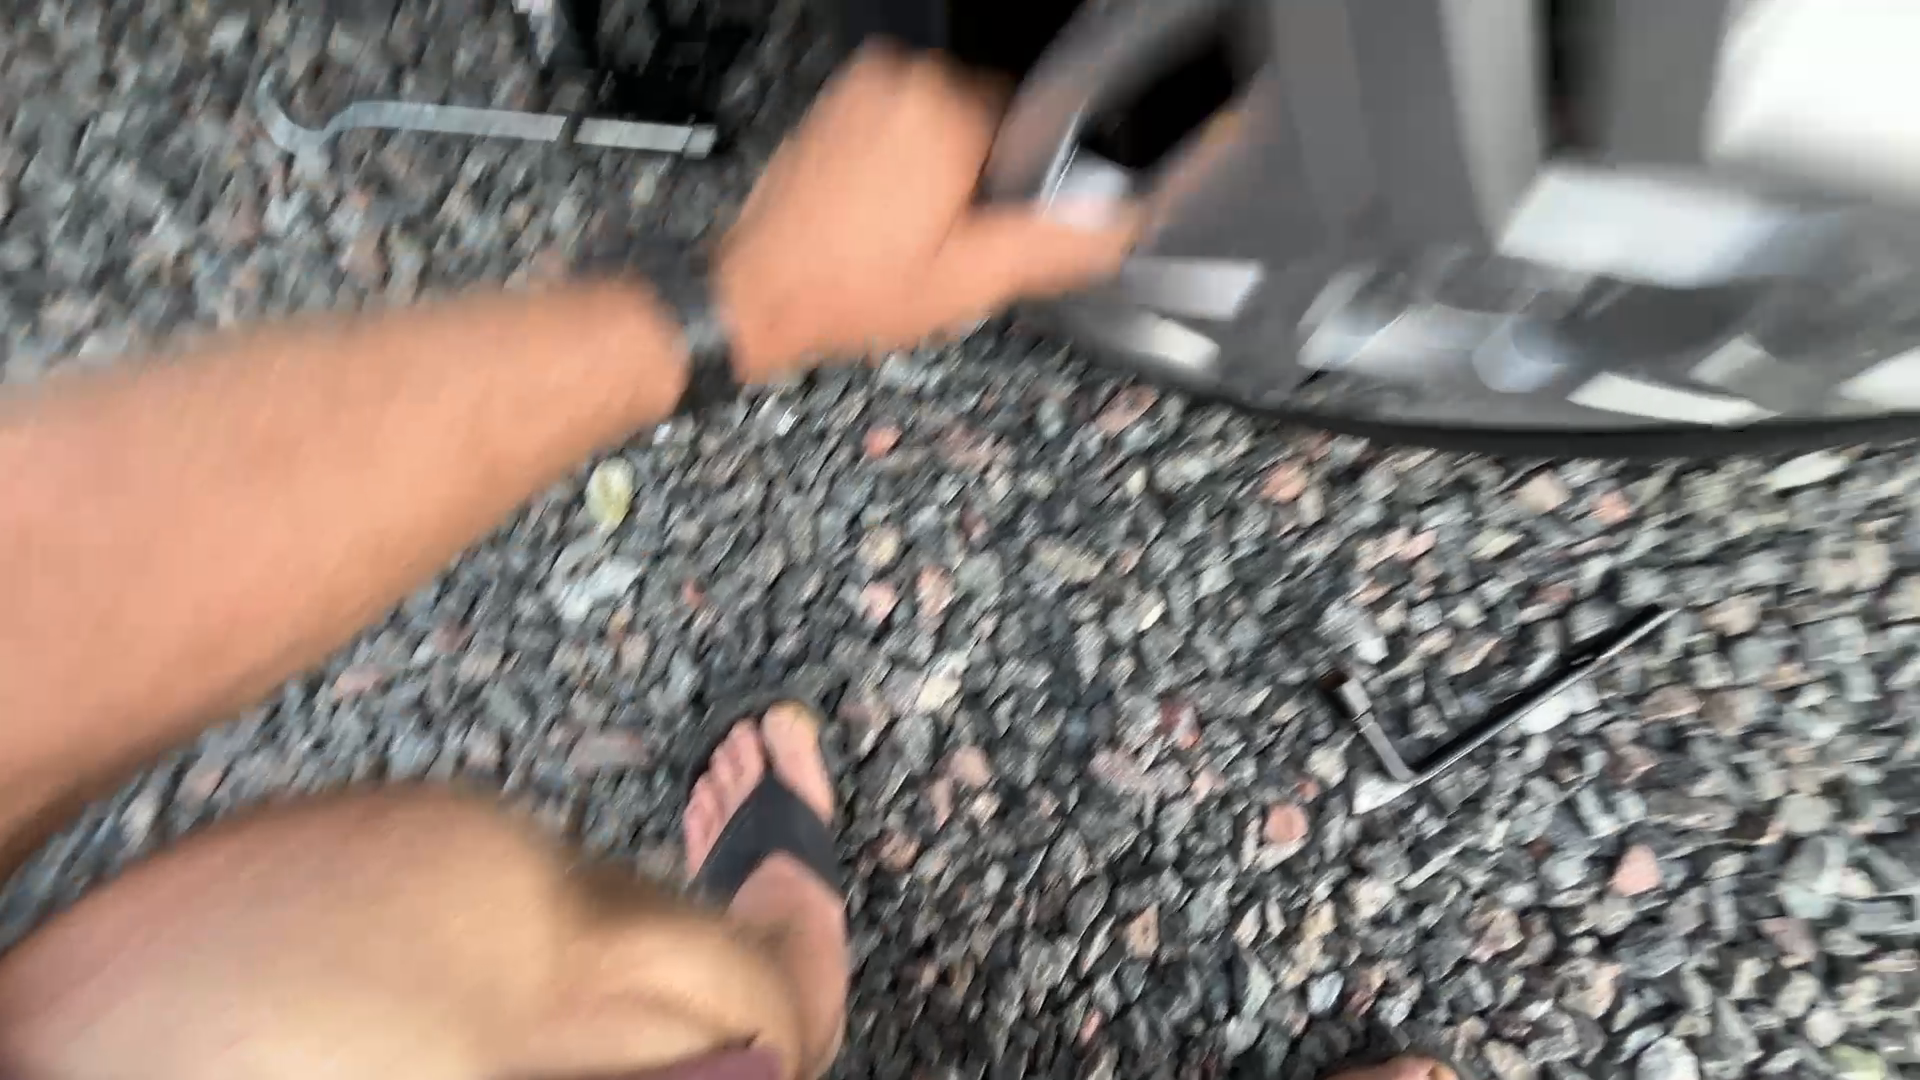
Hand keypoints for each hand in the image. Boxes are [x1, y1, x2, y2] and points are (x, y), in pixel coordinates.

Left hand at [714, 46, 1139, 382]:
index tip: (990, 235)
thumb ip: (1051, 246)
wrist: (760, 298)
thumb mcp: (968, 283)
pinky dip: (900, 177)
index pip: (1028, 132)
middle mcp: (899, 86)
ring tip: (905, 242)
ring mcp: (859, 95)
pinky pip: (895, 138)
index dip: (1018, 195)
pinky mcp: (833, 114)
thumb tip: (1115, 225)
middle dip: (977, 191)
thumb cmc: (849, 293)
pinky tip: (879, 227)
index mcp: (945, 115)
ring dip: (938, 186)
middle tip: (945, 249)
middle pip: (983, 133)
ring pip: (938, 137)